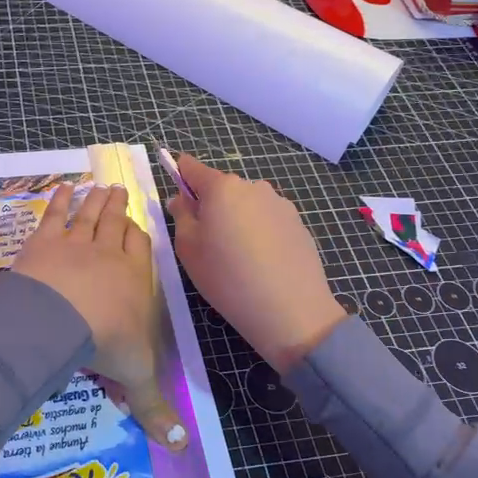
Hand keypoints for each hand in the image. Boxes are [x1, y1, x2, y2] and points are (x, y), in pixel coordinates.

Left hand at [14, 183, 186, 450]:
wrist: (59, 317)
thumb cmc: (105, 343)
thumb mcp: (136, 379)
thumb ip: (154, 409)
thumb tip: (181, 448)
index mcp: (133, 280)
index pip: (140, 249)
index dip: (139, 235)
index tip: (137, 223)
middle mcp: (108, 254)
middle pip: (115, 224)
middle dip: (118, 208)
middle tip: (119, 189)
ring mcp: (75, 243)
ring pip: (89, 215)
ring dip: (95, 200)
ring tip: (100, 185)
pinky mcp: (45, 240)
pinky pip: (54, 214)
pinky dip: (59, 200)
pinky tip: (62, 188)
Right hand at [165, 156, 345, 373]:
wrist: (290, 309)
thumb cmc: (228, 278)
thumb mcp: (188, 250)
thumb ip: (181, 216)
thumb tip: (182, 200)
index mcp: (222, 188)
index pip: (192, 167)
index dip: (180, 177)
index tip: (179, 201)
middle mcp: (253, 186)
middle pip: (222, 188)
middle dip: (211, 206)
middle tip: (207, 243)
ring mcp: (279, 203)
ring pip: (246, 204)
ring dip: (237, 219)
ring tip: (239, 258)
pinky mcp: (298, 223)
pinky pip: (268, 220)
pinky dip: (260, 233)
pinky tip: (262, 263)